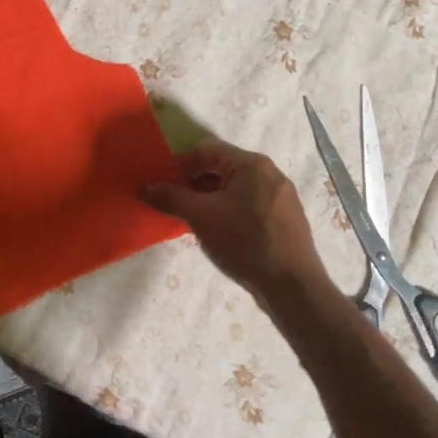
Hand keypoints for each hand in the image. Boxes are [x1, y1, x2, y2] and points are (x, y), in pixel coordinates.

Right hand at [139, 140, 327, 305]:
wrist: (293, 287)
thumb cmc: (245, 242)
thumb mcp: (200, 217)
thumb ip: (170, 197)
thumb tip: (144, 187)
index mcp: (251, 164)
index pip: (206, 149)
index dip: (180, 164)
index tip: (164, 184)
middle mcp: (270, 173)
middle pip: (222, 167)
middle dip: (195, 182)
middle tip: (176, 202)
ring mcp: (282, 196)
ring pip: (236, 187)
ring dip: (211, 197)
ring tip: (195, 219)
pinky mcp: (287, 218)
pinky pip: (251, 203)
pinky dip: (230, 209)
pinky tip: (221, 232)